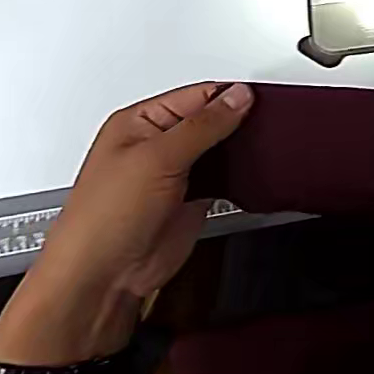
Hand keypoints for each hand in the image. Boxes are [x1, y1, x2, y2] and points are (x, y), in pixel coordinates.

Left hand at [0, 82, 252, 364]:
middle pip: (211, 120)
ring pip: (221, 149)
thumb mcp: (157, 158)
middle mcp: (159, 145)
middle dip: (239, 121)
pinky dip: (242, 175)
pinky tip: (255, 171)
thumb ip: (203, 125)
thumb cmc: (104, 218)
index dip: (228, 96)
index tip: (260, 99)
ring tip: (266, 144)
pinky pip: (226, 178)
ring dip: (241, 149)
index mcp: (141, 122)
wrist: (106, 277)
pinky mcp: (193, 198)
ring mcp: (177, 173)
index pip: (196, 96)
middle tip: (269, 121)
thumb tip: (237, 97)